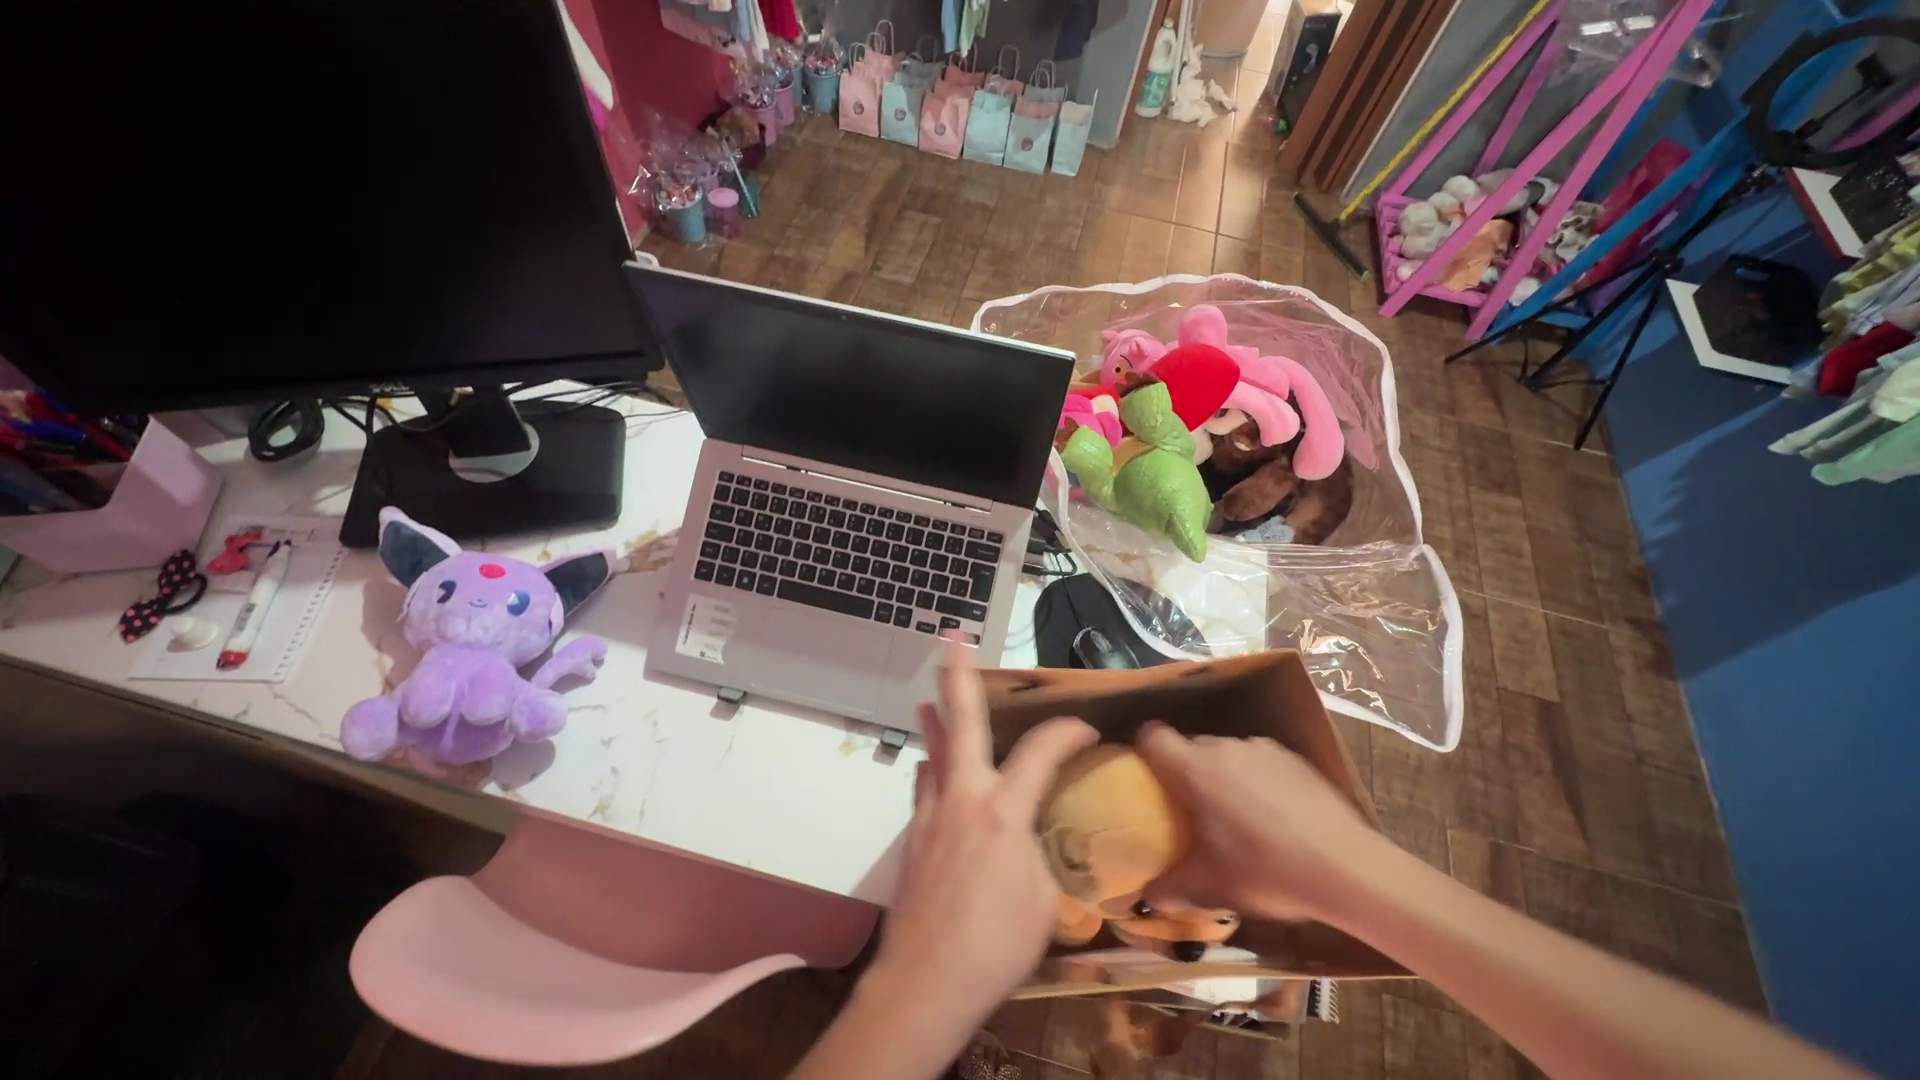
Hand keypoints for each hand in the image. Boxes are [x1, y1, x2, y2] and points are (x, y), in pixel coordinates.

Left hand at [872, 639, 1098, 1017]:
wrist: (926, 982)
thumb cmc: (997, 944)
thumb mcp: (1043, 900)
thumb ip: (1038, 854)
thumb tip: (1030, 840)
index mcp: (1004, 810)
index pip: (1043, 752)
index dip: (1068, 732)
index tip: (1087, 730)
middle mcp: (963, 798)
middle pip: (961, 723)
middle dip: (956, 675)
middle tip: (950, 636)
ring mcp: (930, 816)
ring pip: (934, 753)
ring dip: (936, 722)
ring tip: (930, 699)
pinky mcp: (912, 839)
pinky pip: (925, 789)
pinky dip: (932, 770)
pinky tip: (932, 772)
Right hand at [1135, 721, 1382, 921]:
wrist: (1349, 869)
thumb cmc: (1267, 872)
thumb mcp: (1210, 889)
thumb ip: (1169, 889)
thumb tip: (1146, 895)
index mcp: (1195, 769)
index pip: (1152, 735)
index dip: (1143, 751)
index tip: (1147, 779)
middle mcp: (1226, 747)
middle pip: (1190, 746)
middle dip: (1185, 773)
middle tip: (1191, 812)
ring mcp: (1263, 748)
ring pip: (1226, 753)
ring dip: (1222, 776)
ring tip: (1236, 817)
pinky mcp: (1295, 758)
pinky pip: (1258, 761)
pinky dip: (1256, 780)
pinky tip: (1274, 817)